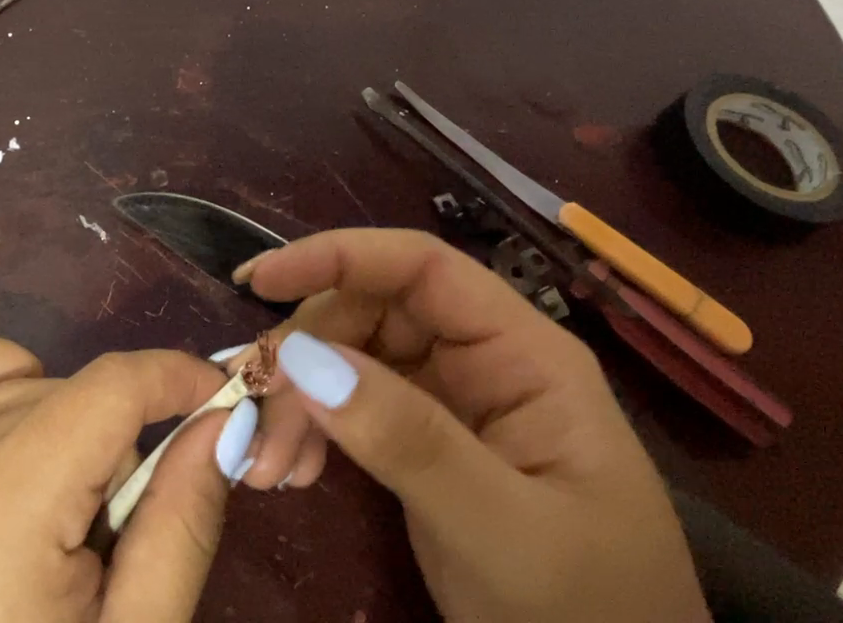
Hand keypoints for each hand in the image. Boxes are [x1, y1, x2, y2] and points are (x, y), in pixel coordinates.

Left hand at [0, 335, 243, 622]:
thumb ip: (181, 525)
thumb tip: (224, 424)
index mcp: (1, 499)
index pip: (112, 385)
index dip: (181, 379)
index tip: (225, 407)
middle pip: (78, 391)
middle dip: (125, 443)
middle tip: (117, 538)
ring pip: (36, 386)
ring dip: (75, 432)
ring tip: (66, 524)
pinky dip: (19, 392)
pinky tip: (28, 457)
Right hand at [232, 229, 709, 622]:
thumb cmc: (587, 610)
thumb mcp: (502, 530)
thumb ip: (408, 440)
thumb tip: (303, 357)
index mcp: (524, 353)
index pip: (423, 268)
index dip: (338, 256)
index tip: (258, 282)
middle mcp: (483, 358)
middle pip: (371, 310)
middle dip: (305, 352)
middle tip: (255, 416)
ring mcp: (452, 398)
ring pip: (350, 354)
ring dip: (297, 396)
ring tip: (267, 464)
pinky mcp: (422, 438)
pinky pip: (349, 403)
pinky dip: (310, 426)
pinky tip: (292, 469)